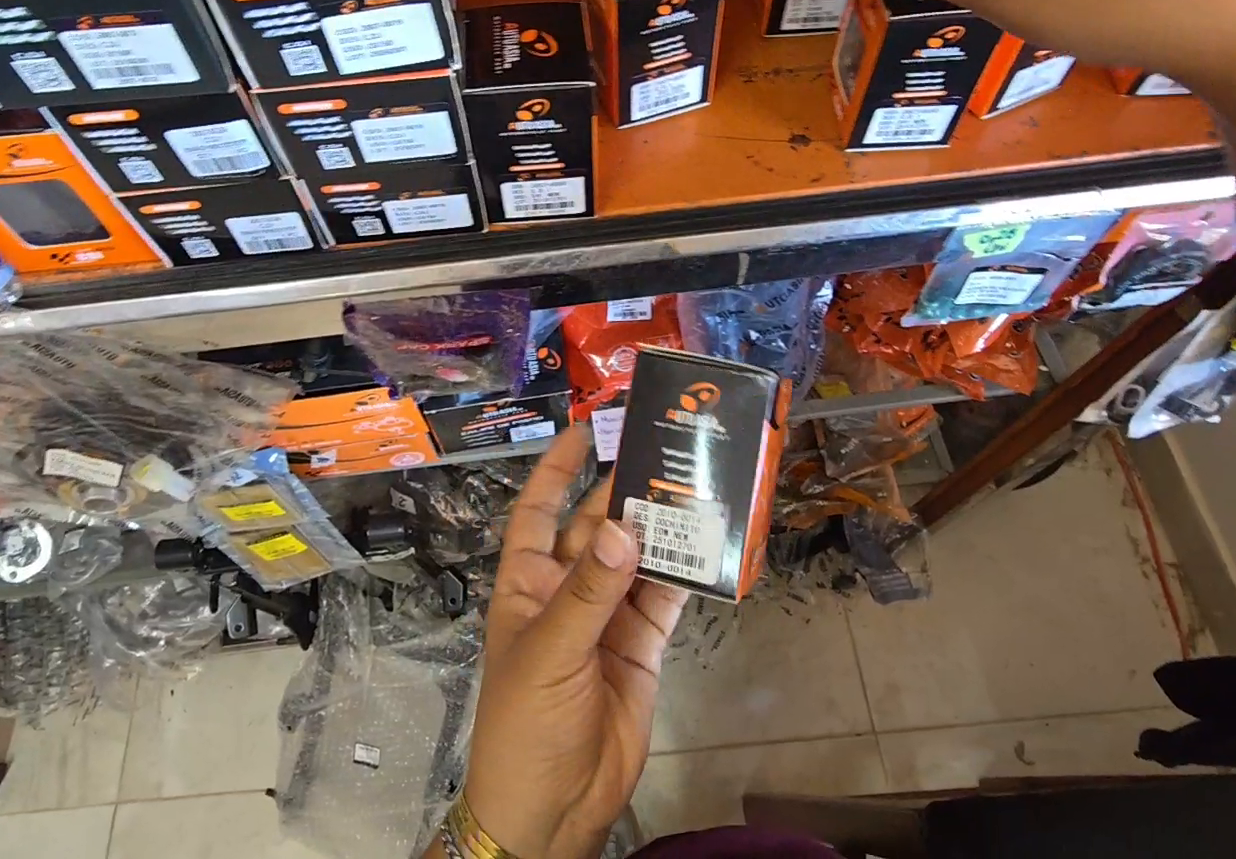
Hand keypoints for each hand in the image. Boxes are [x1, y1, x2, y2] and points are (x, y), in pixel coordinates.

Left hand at [457, 426, 687, 858]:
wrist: (554, 807)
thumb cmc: (527, 721)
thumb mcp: (549, 651)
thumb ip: (590, 591)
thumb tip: (625, 527)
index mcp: (528, 583)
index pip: (538, 511)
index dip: (557, 470)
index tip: (585, 429)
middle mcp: (568, 590)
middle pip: (598, 529)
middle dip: (626, 493)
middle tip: (666, 453)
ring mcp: (608, 617)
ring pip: (638, 559)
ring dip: (662, 530)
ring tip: (697, 490)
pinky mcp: (642, 645)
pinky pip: (665, 599)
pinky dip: (685, 574)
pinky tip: (709, 547)